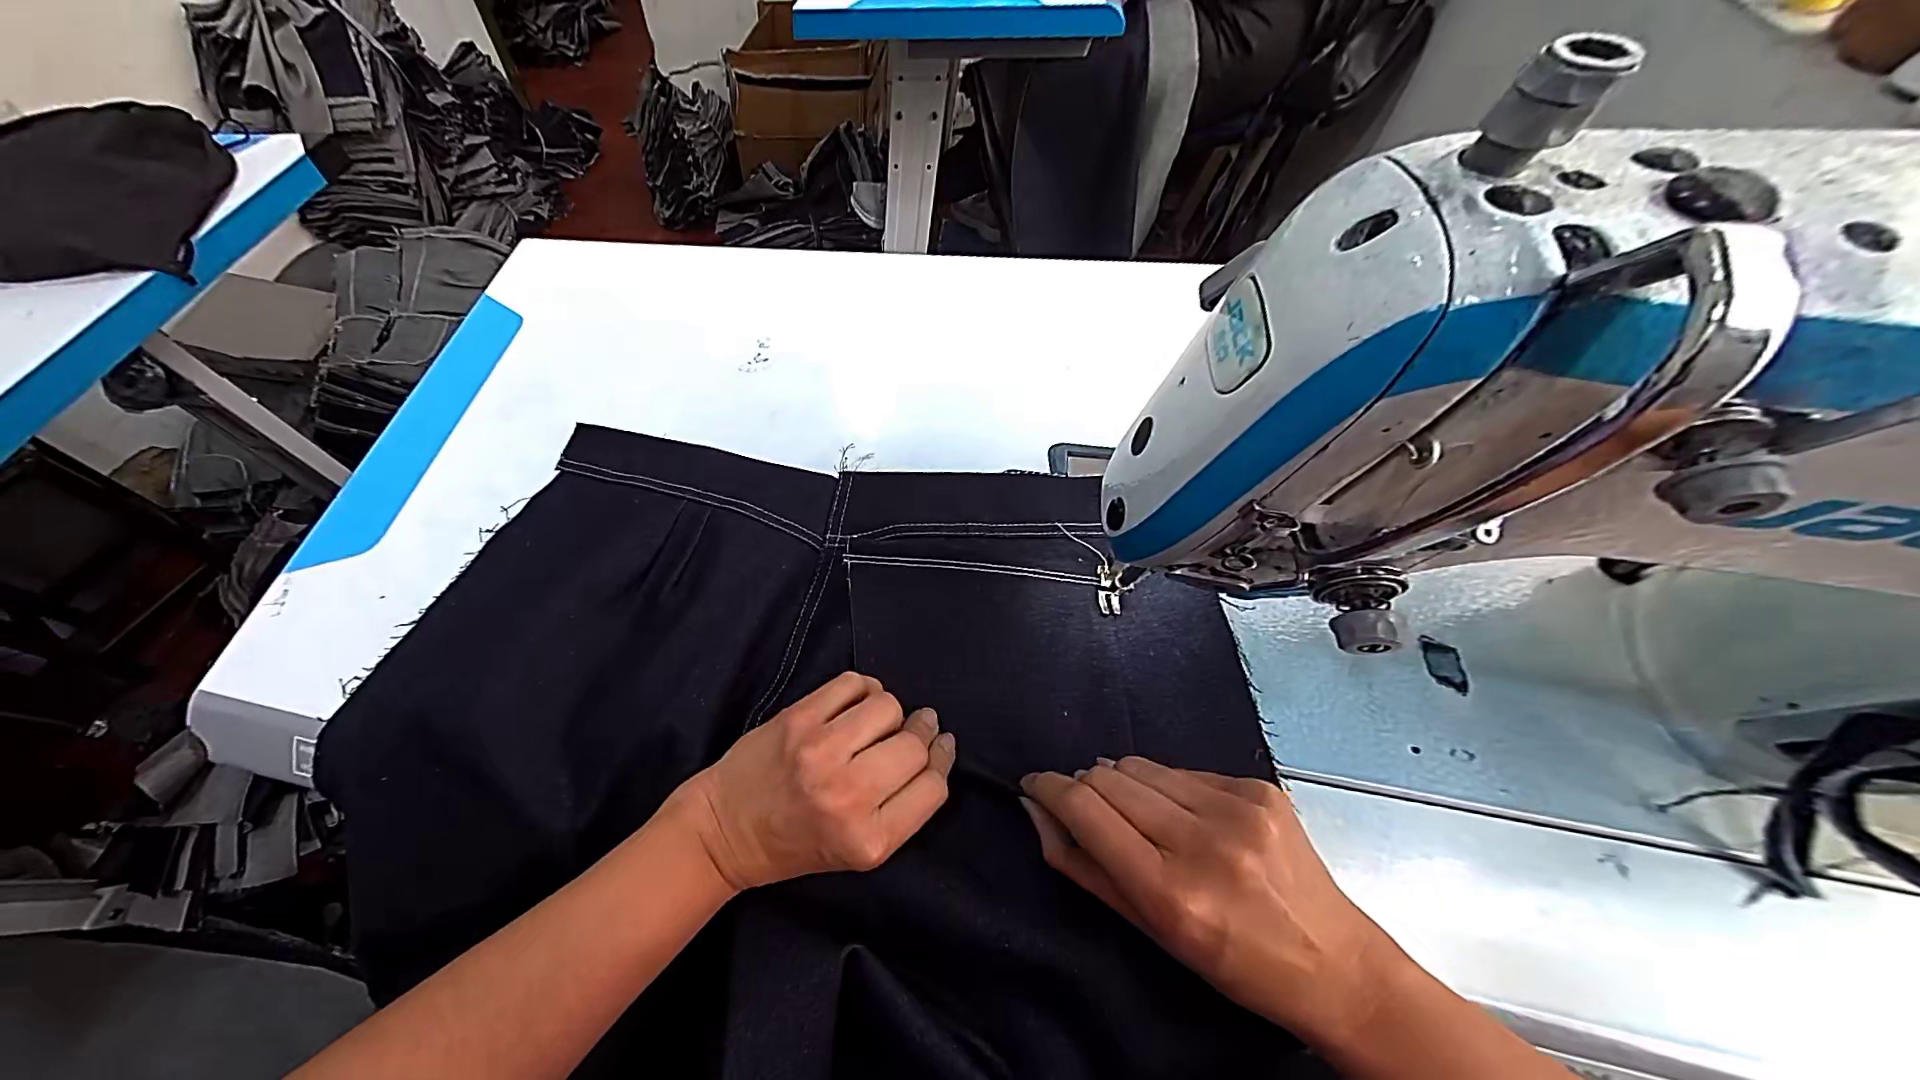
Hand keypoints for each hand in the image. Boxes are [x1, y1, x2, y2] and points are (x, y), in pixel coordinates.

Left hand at [678, 672, 956, 891]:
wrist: (724, 831)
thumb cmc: (796, 844)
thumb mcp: (859, 849)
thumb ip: (903, 806)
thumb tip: (938, 744)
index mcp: (869, 841)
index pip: (932, 786)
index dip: (942, 759)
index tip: (940, 744)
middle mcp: (847, 796)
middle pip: (914, 746)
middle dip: (921, 732)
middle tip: (915, 727)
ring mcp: (820, 753)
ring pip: (888, 706)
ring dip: (889, 711)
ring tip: (874, 723)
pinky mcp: (798, 720)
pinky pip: (855, 683)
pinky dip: (863, 689)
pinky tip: (854, 705)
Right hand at [1019, 757, 1406, 1044]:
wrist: (1336, 964)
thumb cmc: (1235, 963)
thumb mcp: (1151, 932)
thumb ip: (1084, 868)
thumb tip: (1038, 811)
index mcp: (1172, 892)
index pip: (1086, 811)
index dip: (1050, 788)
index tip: (1034, 783)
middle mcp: (1204, 840)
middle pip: (1109, 778)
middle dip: (1083, 785)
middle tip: (1083, 805)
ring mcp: (1238, 807)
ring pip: (1142, 766)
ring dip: (1122, 783)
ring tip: (1134, 812)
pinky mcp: (1259, 787)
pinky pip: (1183, 770)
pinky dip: (1166, 786)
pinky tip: (1181, 814)